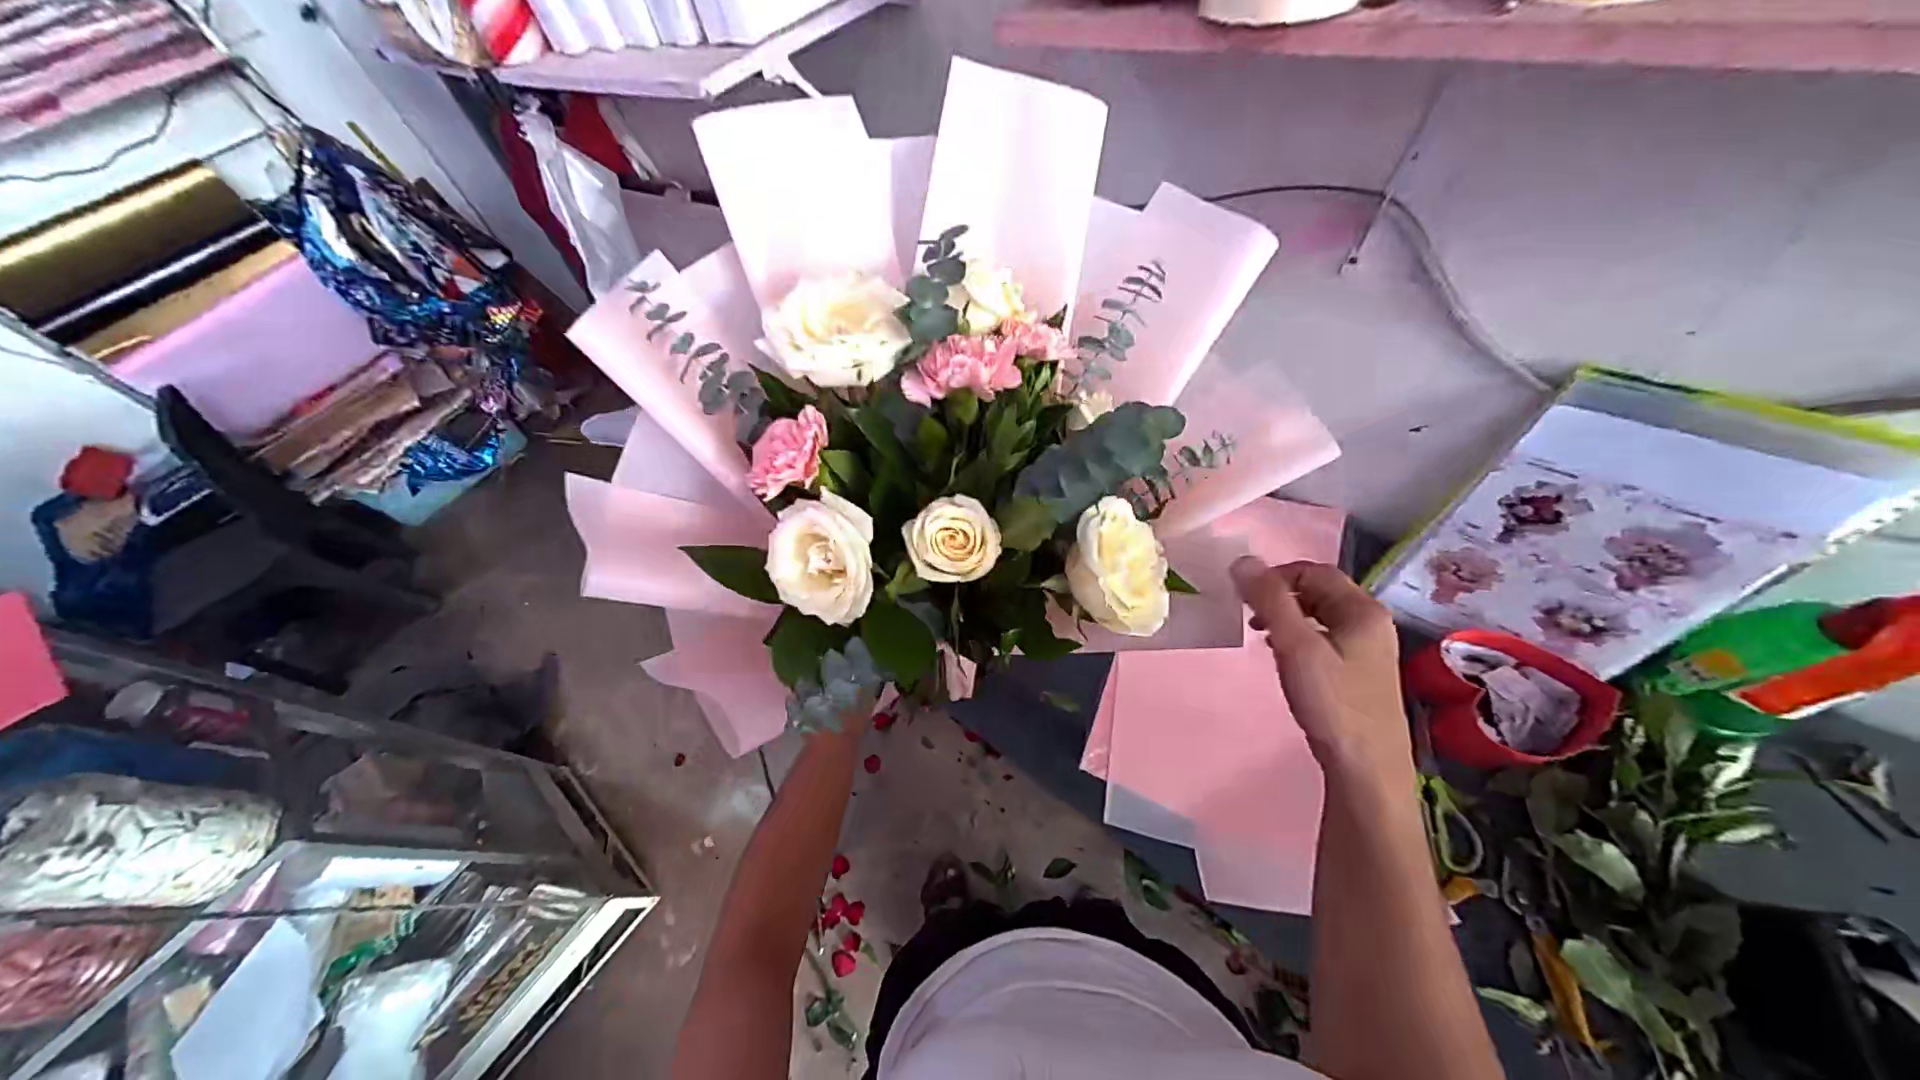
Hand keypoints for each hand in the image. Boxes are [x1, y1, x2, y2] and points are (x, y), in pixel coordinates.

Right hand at [1230, 558, 1413, 787]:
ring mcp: (1369, 647)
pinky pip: (1324, 636)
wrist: (1365, 766)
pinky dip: (1299, 637)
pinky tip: (1284, 657)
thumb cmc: (1331, 703)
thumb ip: (1270, 600)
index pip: (1313, 570)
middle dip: (1280, 596)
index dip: (1275, 576)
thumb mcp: (1295, 646)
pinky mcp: (1360, 670)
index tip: (1245, 597)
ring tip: (1262, 636)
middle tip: (1250, 616)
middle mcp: (1372, 621)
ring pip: (1320, 614)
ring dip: (1287, 617)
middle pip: (1318, 590)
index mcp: (1363, 609)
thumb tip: (1243, 560)